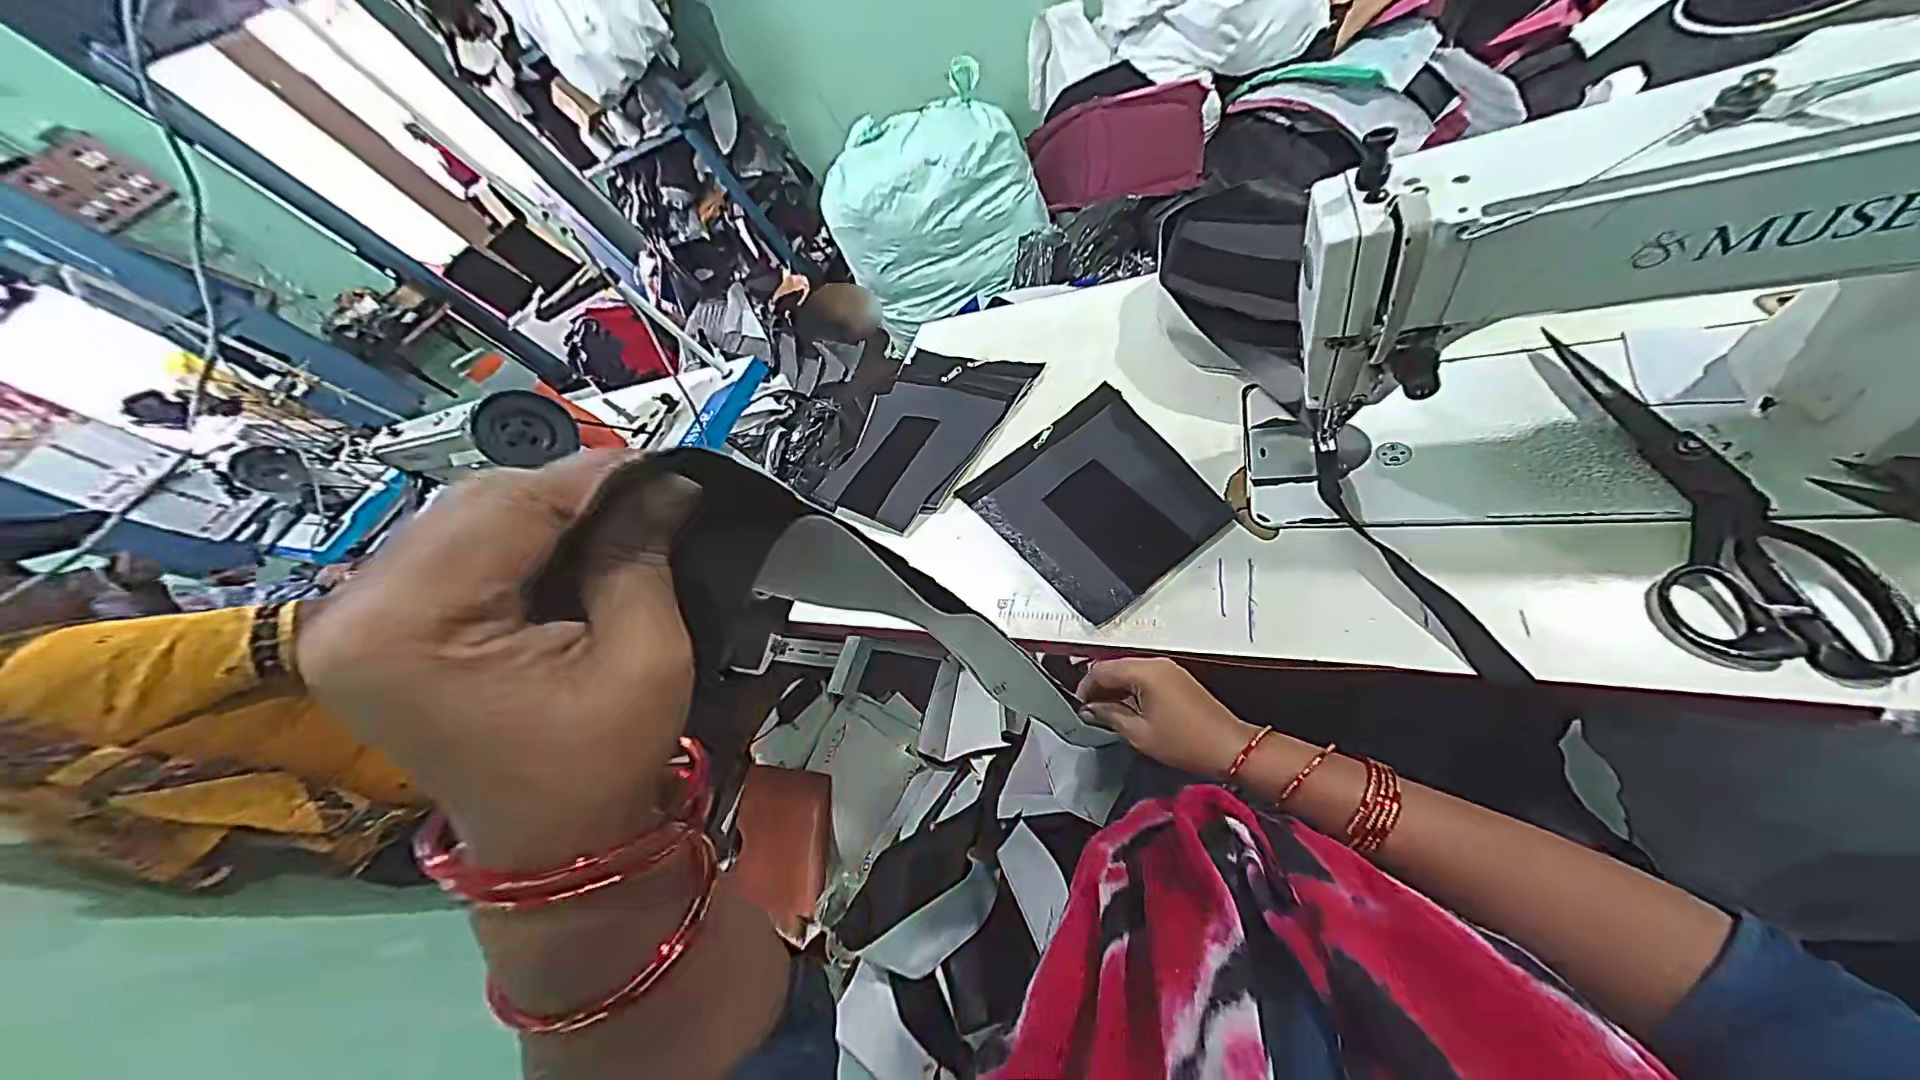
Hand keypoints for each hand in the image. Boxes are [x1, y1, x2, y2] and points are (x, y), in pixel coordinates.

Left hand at [295, 451, 702, 869]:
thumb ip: (641, 556)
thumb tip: (664, 484)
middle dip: (571, 493)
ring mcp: (357, 619)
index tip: (660, 466)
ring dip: (550, 511)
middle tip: (646, 493)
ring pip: (468, 516)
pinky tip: (574, 546)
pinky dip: (525, 538)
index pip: (508, 506)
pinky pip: (461, 548)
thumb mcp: (644, 656)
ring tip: (618, 517)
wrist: (558, 842)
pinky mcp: (383, 625)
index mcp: (406, 628)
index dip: (594, 478)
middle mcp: (353, 614)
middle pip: (477, 503)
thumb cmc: (602, 763)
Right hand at [1075, 657, 1260, 776]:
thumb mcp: (1139, 733)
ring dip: (1115, 689)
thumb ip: (1109, 715)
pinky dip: (1131, 690)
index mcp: (1145, 671)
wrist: (1229, 747)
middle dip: (1099, 688)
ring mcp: (1168, 670)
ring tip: (1106, 713)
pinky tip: (1127, 710)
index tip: (1079, 707)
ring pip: (1129, 672)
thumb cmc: (1186, 742)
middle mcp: (1156, 664)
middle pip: (1114, 667)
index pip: (1101, 670)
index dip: (1085, 688)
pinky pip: (1144, 678)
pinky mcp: (1176, 679)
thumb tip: (1090, 710)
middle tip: (1090, 711)